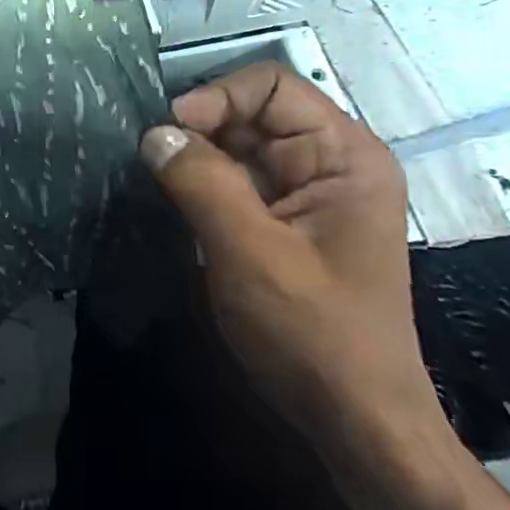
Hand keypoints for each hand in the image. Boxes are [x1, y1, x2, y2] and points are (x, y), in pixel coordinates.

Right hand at [139, 62, 434, 427]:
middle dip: (203, 130)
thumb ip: (201, 182)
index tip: (167, 131)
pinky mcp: (294, 226)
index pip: (273, 86)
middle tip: (151, 159)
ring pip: (245, 151)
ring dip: (202, 160)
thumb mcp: (250, 252)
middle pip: (257, 115)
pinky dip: (210, 189)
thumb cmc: (313, 334)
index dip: (216, 97)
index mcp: (345, 153)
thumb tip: (154, 133)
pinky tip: (179, 203)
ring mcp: (314, 195)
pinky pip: (246, 187)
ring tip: (157, 179)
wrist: (357, 423)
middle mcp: (334, 162)